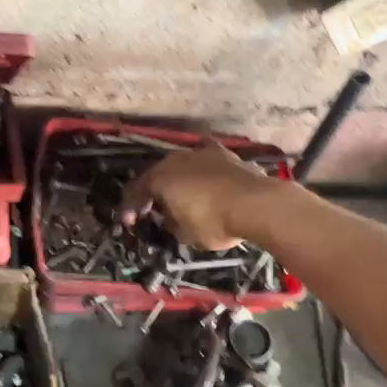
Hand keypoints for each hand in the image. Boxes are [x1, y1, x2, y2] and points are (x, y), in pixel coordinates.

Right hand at [121, 142, 287, 250]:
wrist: (256, 203)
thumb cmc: (214, 222)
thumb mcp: (185, 234)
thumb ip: (170, 223)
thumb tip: (169, 218)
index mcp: (159, 178)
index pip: (135, 191)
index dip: (129, 208)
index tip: (129, 222)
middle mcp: (176, 160)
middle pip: (156, 174)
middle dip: (151, 192)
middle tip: (151, 208)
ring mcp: (201, 152)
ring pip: (180, 165)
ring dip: (175, 179)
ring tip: (178, 194)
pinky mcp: (224, 154)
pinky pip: (204, 159)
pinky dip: (200, 168)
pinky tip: (203, 174)